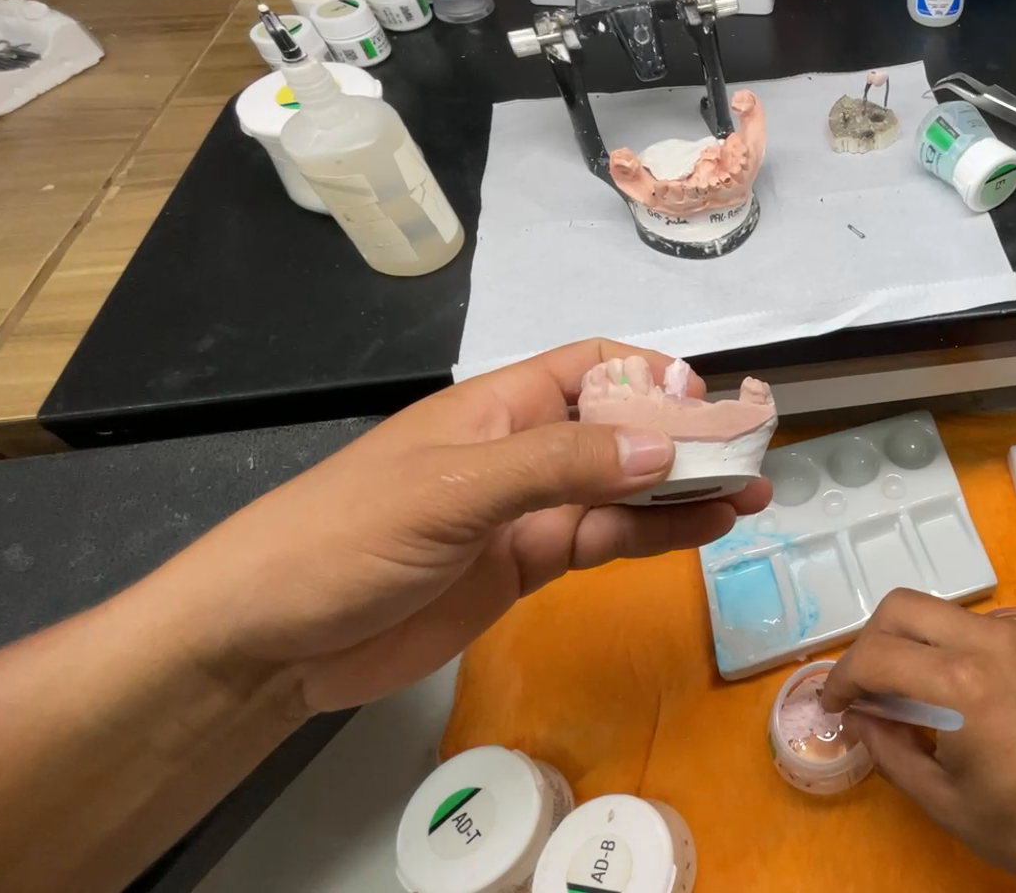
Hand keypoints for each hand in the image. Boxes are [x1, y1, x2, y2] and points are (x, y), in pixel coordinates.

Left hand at [156, 339, 769, 713]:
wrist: (265, 648)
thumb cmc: (345, 538)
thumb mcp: (454, 489)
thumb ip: (561, 464)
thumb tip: (662, 447)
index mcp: (503, 406)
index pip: (592, 367)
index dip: (650, 375)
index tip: (701, 402)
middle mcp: (528, 448)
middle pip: (624, 429)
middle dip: (687, 438)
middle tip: (750, 453)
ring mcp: (534, 507)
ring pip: (627, 489)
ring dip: (686, 490)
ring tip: (750, 494)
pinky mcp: (535, 560)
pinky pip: (610, 538)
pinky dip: (658, 533)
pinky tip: (705, 530)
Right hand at [821, 592, 1015, 892]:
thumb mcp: (946, 803)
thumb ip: (889, 750)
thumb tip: (856, 716)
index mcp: (962, 685)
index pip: (875, 655)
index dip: (841, 678)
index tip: (835, 704)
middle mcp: (990, 640)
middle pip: (902, 606)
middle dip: (870, 642)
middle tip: (867, 688)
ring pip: (941, 610)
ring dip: (913, 640)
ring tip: (915, 692)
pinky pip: (980, 621)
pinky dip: (956, 644)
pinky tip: (966, 688)